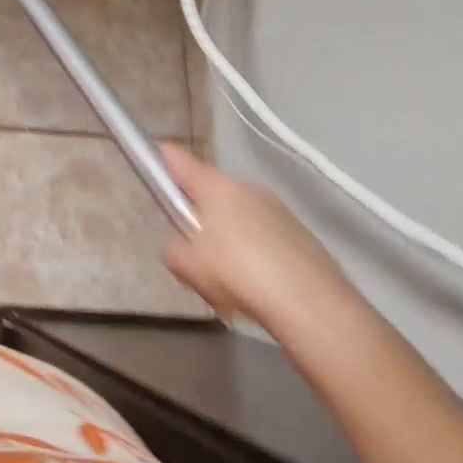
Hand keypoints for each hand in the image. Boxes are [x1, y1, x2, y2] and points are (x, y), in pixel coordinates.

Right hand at [159, 144, 352, 323]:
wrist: (313, 306)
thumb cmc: (238, 274)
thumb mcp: (184, 264)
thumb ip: (172, 246)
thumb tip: (182, 244)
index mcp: (214, 187)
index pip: (176, 157)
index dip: (159, 156)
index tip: (149, 161)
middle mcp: (247, 188)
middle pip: (209, 194)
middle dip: (199, 217)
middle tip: (195, 252)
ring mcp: (279, 210)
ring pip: (239, 218)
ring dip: (229, 239)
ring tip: (230, 281)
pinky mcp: (304, 235)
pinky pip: (266, 238)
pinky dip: (257, 255)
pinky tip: (258, 287)